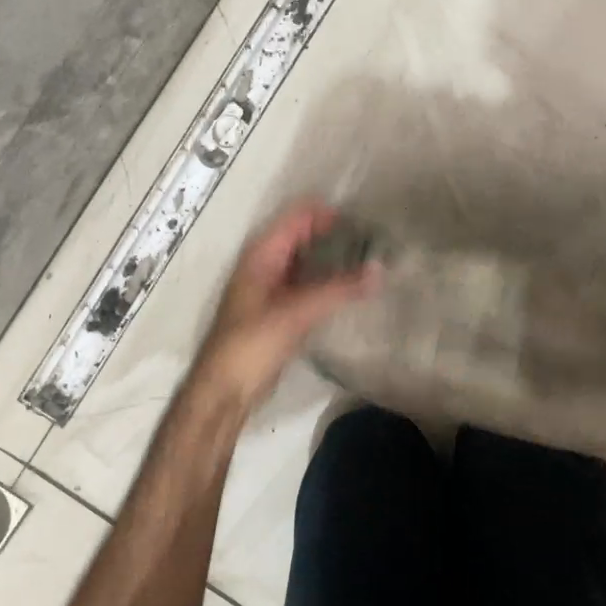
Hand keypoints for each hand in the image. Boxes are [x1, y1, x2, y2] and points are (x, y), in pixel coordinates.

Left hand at [191, 199, 380, 405]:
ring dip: (336, 261)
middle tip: (376, 244)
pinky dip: (331, 283)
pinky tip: (354, 290)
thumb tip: (380, 269)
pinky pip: (310, 285)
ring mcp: (273, 287)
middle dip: (337, 237)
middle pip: (306, 236)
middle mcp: (267, 264)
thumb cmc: (252, 344)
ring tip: (372, 263)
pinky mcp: (282, 310)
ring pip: (310, 261)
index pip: (299, 215)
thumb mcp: (296, 313)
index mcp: (262, 253)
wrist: (225, 391)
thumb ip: (339, 289)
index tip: (365, 224)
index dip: (330, 215)